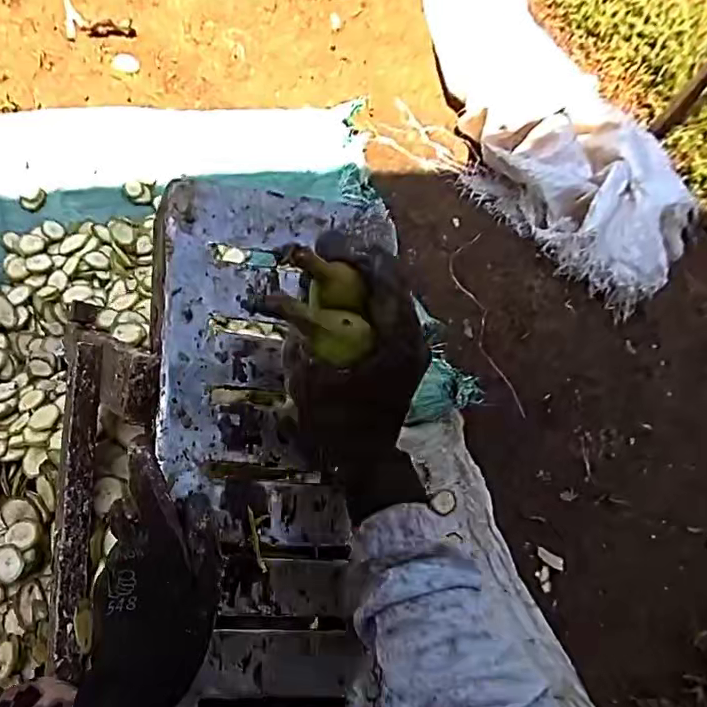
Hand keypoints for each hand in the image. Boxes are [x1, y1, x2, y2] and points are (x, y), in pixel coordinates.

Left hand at [66, 448, 219, 706]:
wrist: (129, 682)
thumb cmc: (175, 643)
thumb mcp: (202, 600)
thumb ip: (202, 551)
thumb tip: (200, 511)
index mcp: (161, 551)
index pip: (151, 501)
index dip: (146, 474)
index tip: (139, 450)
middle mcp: (131, 553)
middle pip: (132, 512)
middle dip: (136, 493)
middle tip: (143, 478)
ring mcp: (112, 568)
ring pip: (122, 534)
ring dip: (130, 522)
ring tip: (143, 523)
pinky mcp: (101, 585)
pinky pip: (118, 558)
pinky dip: (129, 554)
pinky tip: (141, 571)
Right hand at [269, 232, 429, 524]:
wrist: (367, 459)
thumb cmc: (338, 428)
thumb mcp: (309, 392)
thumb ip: (300, 358)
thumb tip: (291, 329)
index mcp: (396, 345)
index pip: (384, 286)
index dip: (358, 260)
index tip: (331, 247)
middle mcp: (414, 342)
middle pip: (396, 285)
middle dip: (365, 263)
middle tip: (335, 249)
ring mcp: (414, 350)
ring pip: (396, 299)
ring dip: (369, 280)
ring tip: (342, 265)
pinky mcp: (407, 359)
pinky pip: (391, 316)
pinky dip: (371, 302)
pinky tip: (350, 299)